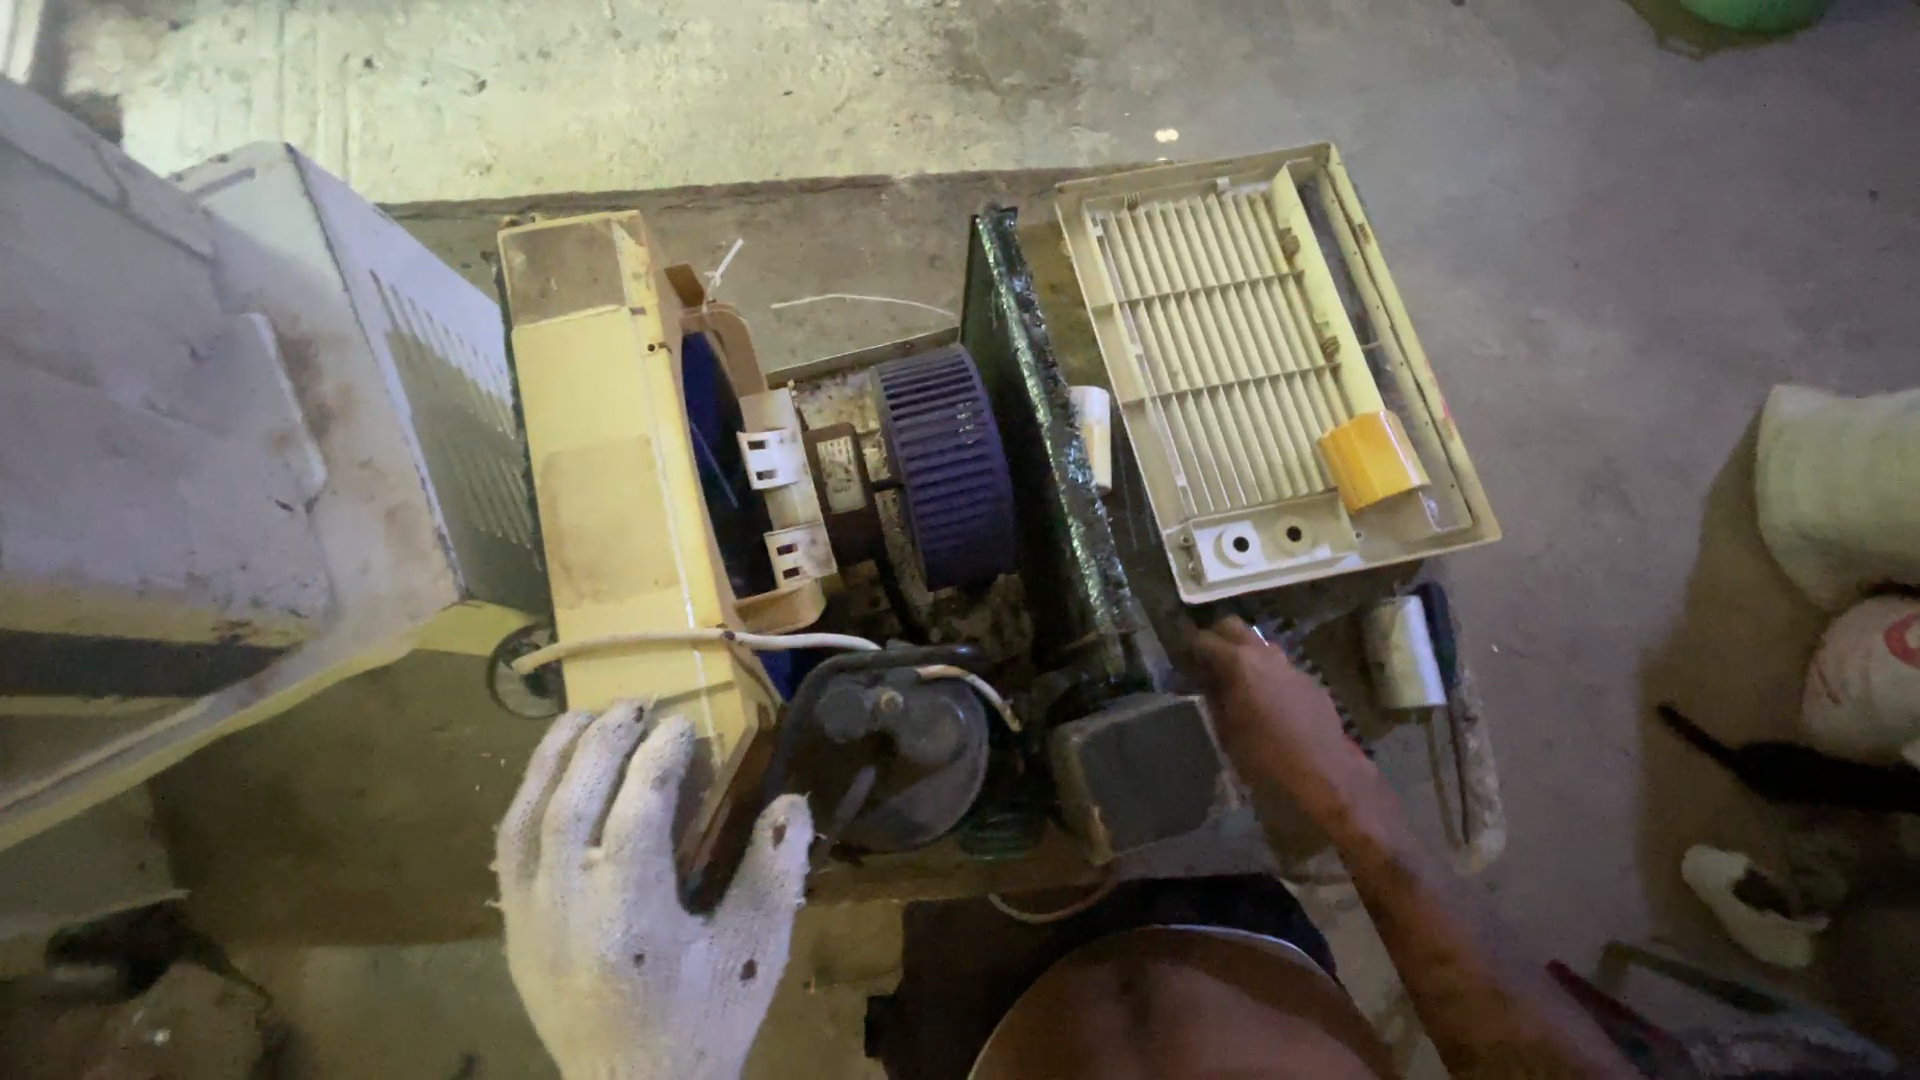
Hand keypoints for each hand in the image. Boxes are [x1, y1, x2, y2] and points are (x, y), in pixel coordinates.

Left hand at [496, 703, 812, 1079]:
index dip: (659, 757)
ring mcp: (529, 923)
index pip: (635, 812)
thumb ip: (775, 872)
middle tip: (637, 703)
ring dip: (553, 758)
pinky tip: (552, 773)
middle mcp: (565, 912)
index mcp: (628, 918)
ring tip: (585, 717)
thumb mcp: (755, 949)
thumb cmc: (704, 1021)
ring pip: (525, 819)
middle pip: (571, 802)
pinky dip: (528, 797)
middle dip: (604, 742)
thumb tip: (791, 801)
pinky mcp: (514, 933)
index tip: (682, 722)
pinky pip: (508, 848)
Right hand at [1192, 617, 1378, 825]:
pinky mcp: (1310, 682)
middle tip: (1205, 662)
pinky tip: (1266, 701)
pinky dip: (1267, 674)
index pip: (1204, 640)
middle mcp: (1265, 655)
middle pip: (1233, 627)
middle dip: (1216, 638)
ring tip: (1234, 681)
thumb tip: (1203, 681)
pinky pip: (1281, 668)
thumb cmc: (1265, 760)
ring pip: (1260, 645)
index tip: (1182, 662)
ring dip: (1244, 654)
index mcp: (1239, 664)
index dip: (1189, 649)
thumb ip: (1213, 698)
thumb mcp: (1225, 732)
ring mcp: (1291, 666)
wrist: (1325, 779)